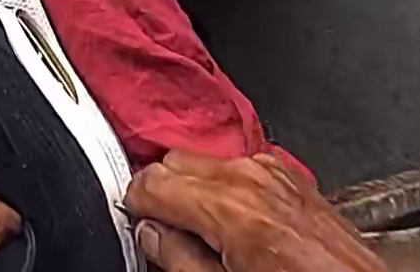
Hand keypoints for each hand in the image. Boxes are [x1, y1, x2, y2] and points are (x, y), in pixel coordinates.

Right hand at [124, 150, 383, 271]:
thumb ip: (181, 262)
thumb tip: (150, 234)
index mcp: (231, 208)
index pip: (156, 179)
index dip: (135, 200)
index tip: (132, 218)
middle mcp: (249, 175)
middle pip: (175, 159)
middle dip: (161, 189)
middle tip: (160, 228)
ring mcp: (270, 168)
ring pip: (204, 159)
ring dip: (191, 185)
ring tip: (197, 228)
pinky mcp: (287, 171)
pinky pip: (236, 165)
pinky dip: (221, 183)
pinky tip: (229, 220)